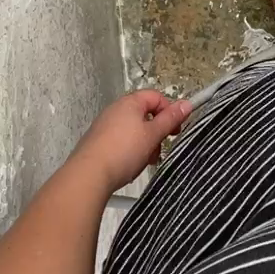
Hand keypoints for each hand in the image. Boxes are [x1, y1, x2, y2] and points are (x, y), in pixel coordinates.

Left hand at [65, 90, 192, 193]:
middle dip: (156, 131)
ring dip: (144, 142)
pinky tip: (129, 165)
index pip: (156, 97)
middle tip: (160, 147)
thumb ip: (171, 119)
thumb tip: (186, 104)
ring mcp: (103, 126)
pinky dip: (129, 150)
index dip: (169, 110)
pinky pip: (119, 141)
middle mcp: (115, 110)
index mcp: (130, 102)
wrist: (88, 176)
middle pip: (144, 114)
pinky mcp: (96, 142)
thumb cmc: (123, 151)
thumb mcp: (153, 135)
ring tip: (145, 161)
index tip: (175, 128)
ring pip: (132, 129)